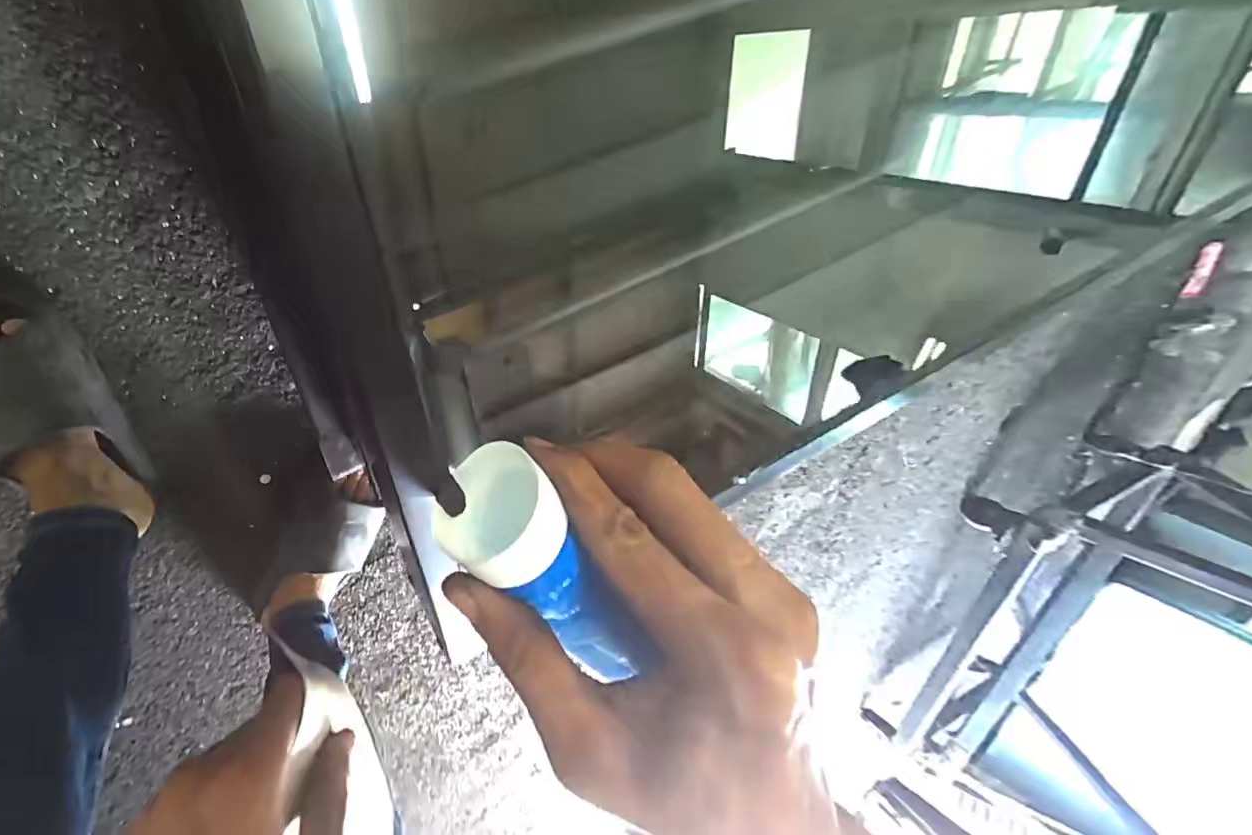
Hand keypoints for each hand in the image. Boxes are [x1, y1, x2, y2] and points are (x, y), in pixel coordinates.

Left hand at [131, 670, 354, 834]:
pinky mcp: (143, 823)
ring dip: (245, 777)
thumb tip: (341, 743)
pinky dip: (214, 800)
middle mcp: (200, 773)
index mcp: (245, 774)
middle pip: (253, 733)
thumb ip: (330, 798)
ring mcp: (163, 800)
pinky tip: (228, 832)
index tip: (320, 712)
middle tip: (299, 786)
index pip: (282, 701)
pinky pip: (191, 792)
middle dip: (278, 751)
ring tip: (263, 821)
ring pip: (221, 762)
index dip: (306, 700)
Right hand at [443, 440, 837, 834]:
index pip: (629, 537)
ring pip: (693, 495)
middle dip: (600, 458)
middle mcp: (767, 609)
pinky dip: (654, 503)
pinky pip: (707, 519)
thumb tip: (464, 587)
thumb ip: (524, 660)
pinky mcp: (787, 590)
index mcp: (722, 655)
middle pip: (670, 491)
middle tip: (549, 462)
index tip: (533, 452)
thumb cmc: (683, 802)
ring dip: (626, 475)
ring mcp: (786, 594)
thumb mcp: (587, 749)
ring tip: (575, 485)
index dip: (573, 482)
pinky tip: (618, 518)